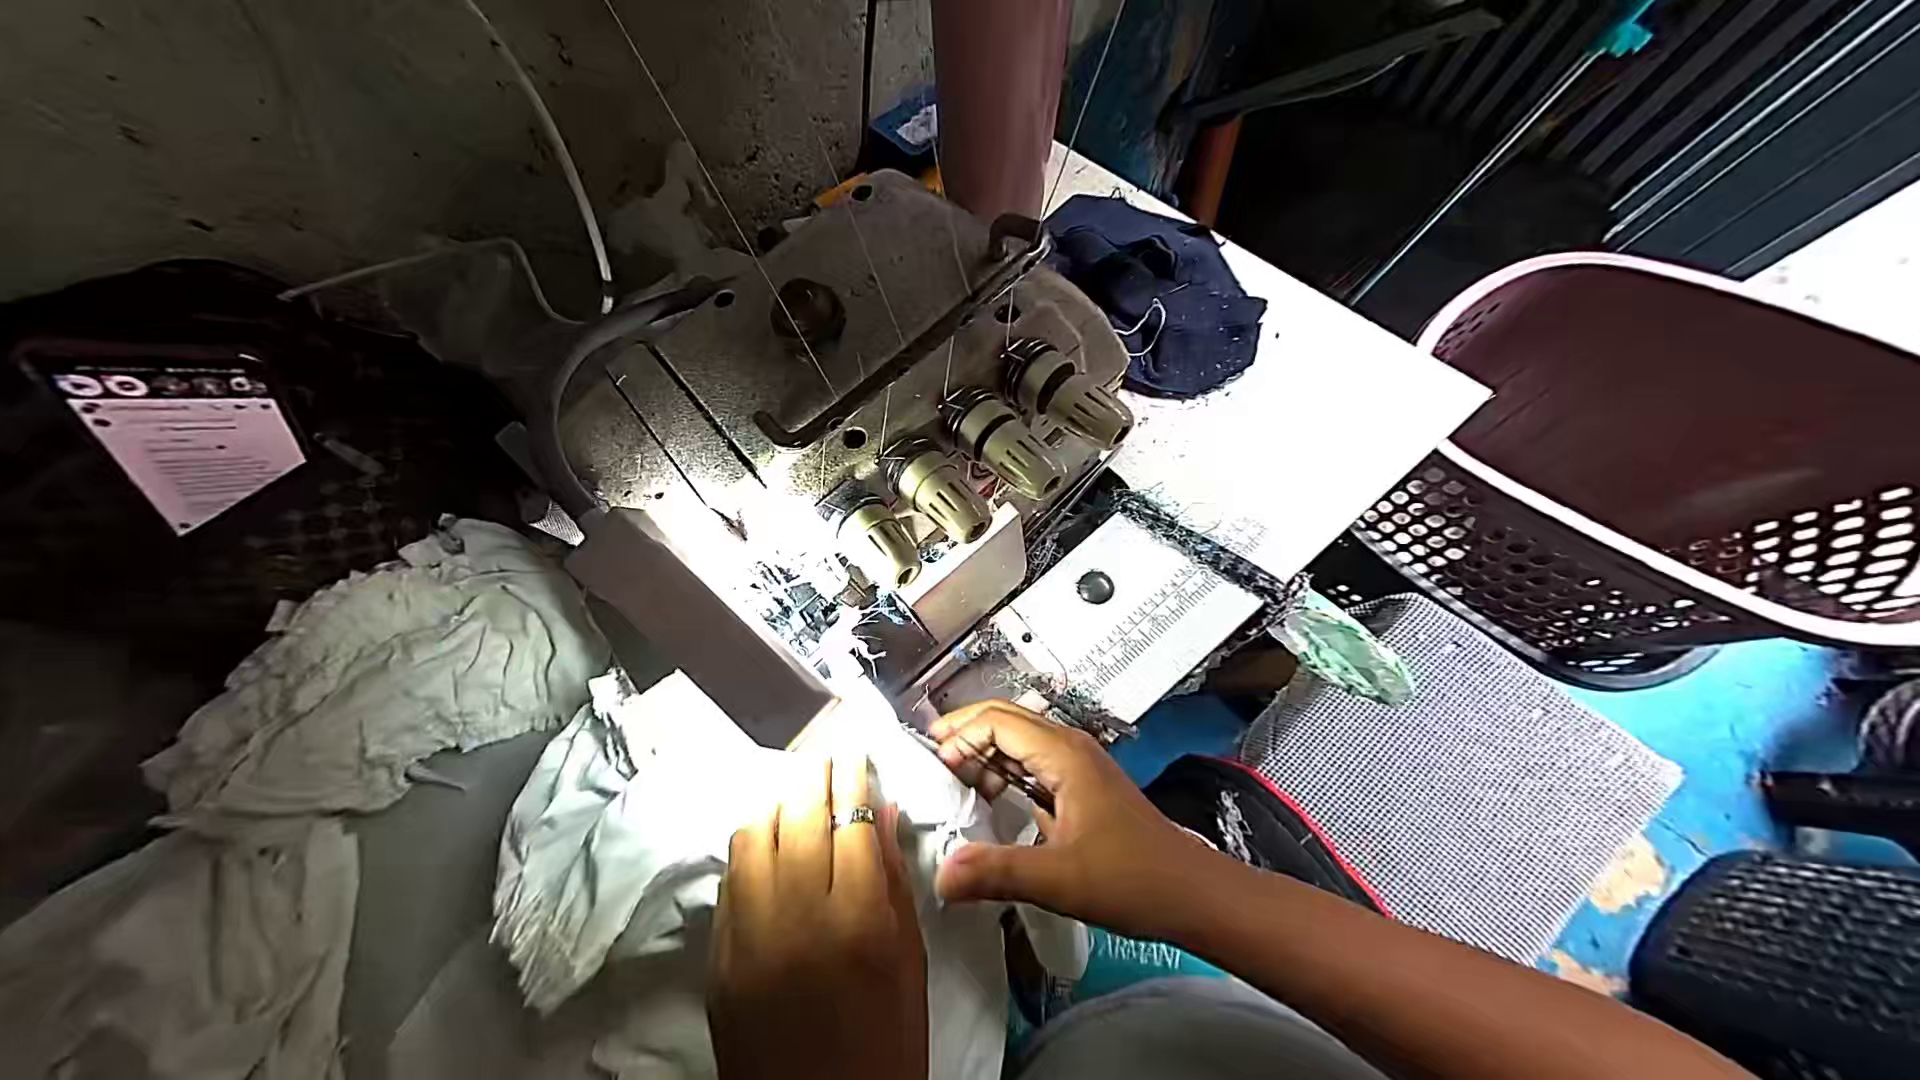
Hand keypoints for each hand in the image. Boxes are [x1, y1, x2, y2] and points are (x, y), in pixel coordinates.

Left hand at [708, 757, 927, 1079]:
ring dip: (777, 807)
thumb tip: (883, 811)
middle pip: (798, 817)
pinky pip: (730, 878)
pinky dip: (752, 850)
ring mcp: (748, 938)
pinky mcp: (718, 958)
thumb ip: (892, 877)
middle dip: (813, 775)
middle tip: (823, 759)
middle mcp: (797, 919)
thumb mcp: (908, 957)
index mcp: (857, 921)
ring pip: (752, 838)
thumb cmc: (886, 1036)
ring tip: (795, 800)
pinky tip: (769, 847)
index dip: (852, 778)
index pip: (851, 821)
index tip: (852, 753)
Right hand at [930, 700, 1220, 940]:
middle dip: (967, 731)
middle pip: (1007, 718)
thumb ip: (998, 872)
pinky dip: (1005, 767)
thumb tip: (941, 875)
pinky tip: (992, 794)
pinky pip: (1032, 759)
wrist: (1190, 891)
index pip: (998, 721)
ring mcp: (1078, 762)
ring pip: (1020, 737)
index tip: (935, 764)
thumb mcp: (1058, 879)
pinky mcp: (1081, 781)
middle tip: (934, 758)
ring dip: (985, 750)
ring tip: (957, 779)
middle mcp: (1069, 747)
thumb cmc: (1131, 878)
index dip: (962, 736)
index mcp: (1063, 754)